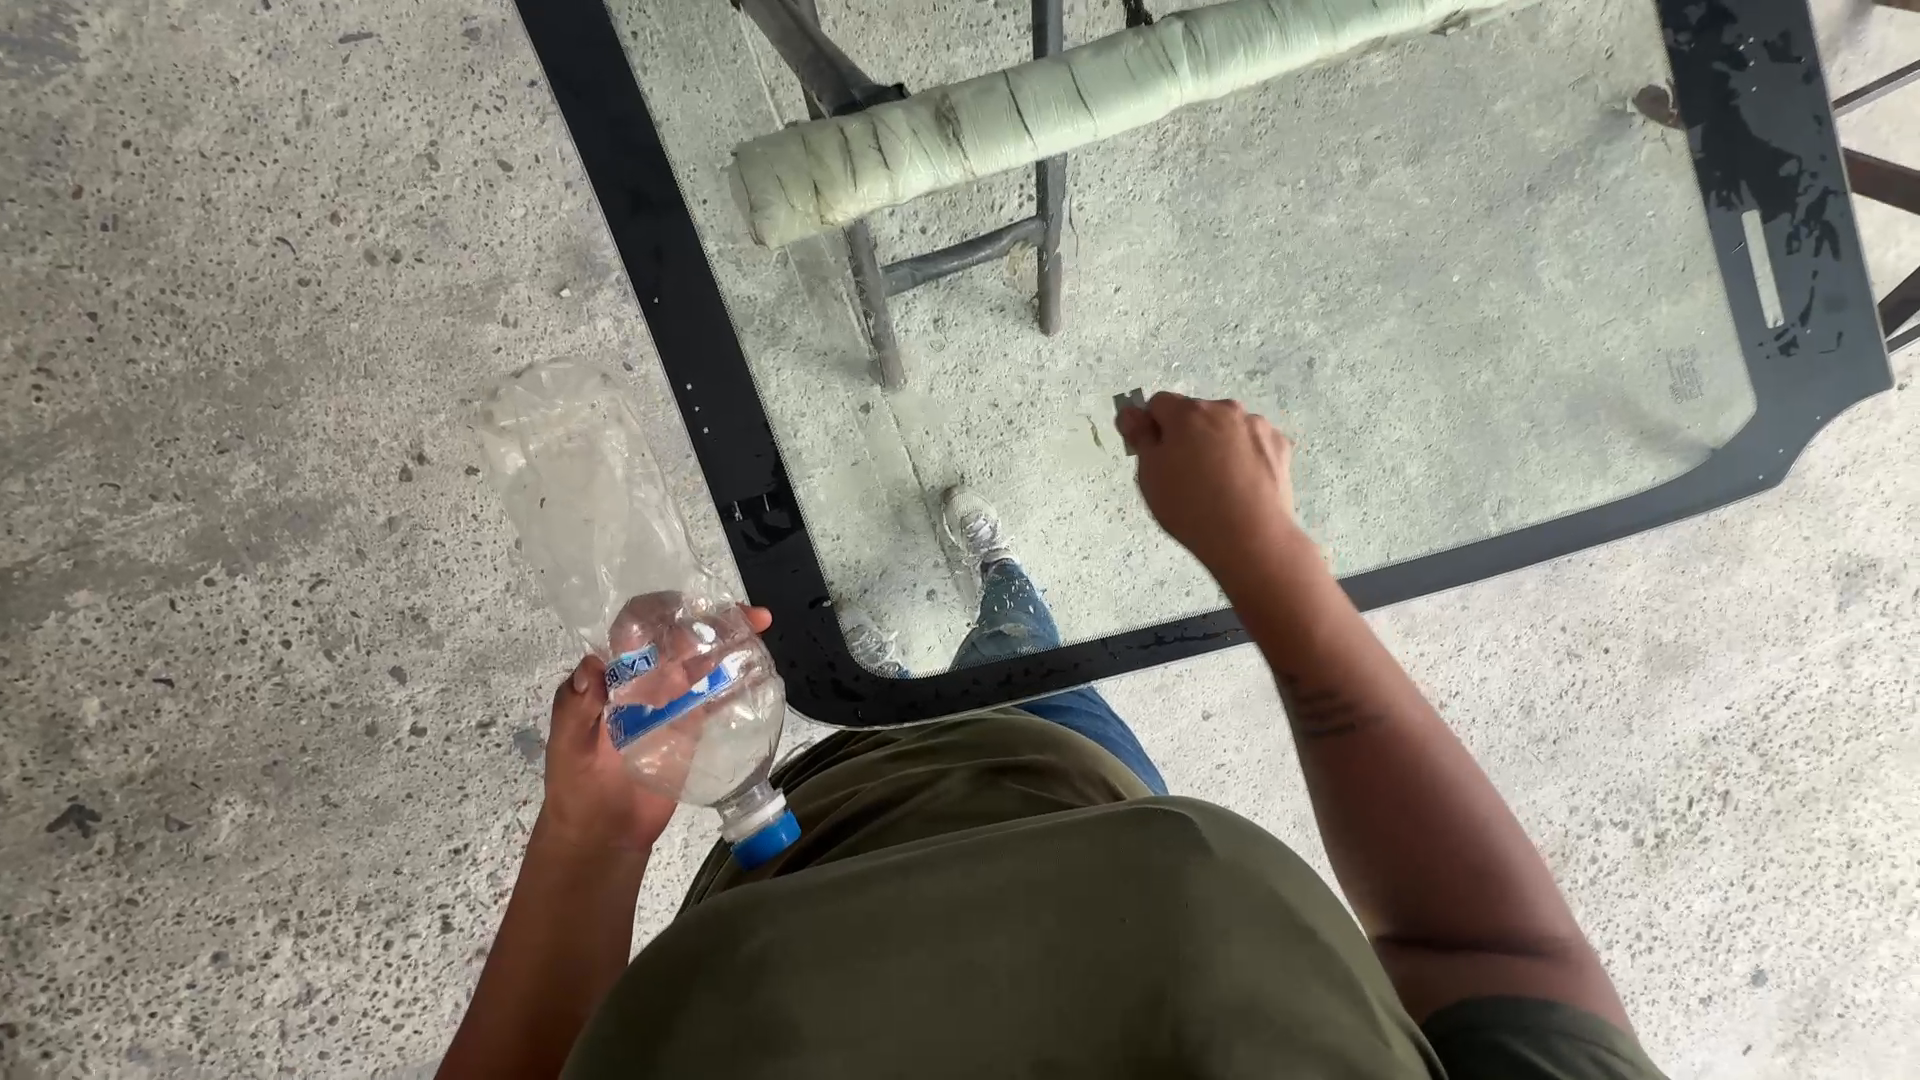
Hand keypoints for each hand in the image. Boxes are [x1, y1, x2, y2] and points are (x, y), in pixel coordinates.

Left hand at [540, 605, 773, 852]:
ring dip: (731, 640)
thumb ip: (576, 707)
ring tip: (759, 627)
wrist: (604, 833)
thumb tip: (592, 663)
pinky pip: (717, 693)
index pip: (636, 628)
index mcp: (613, 676)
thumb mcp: (568, 746)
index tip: (687, 606)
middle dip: (710, 619)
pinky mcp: (693, 723)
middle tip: (744, 616)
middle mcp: (645, 679)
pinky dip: (739, 678)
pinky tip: (761, 669)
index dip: (661, 610)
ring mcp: (672, 700)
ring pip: (704, 659)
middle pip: (680, 637)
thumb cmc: (578, 787)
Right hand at [1116, 393, 1302, 576]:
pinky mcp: (1280, 445)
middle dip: (1187, 435)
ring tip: (1217, 484)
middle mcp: (1224, 409)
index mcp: (1187, 412)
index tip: (1154, 456)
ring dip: (1218, 444)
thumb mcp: (1149, 474)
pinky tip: (1242, 485)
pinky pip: (1252, 443)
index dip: (1152, 428)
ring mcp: (1256, 425)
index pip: (1158, 404)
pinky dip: (1245, 456)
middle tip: (1185, 476)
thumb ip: (1139, 436)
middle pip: (1196, 414)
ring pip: (1226, 428)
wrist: (1249, 537)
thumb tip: (1130, 412)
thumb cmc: (1189, 506)